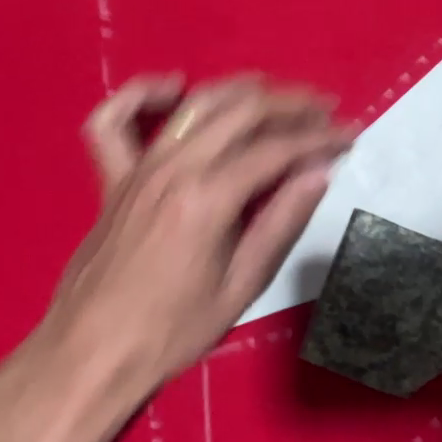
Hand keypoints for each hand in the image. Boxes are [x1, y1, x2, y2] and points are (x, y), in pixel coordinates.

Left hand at [44, 74, 354, 387]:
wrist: (92, 354)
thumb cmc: (173, 330)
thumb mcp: (241, 286)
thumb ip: (281, 222)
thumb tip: (319, 173)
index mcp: (209, 198)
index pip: (277, 150)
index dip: (320, 138)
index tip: (349, 135)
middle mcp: (174, 168)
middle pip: (242, 112)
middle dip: (291, 105)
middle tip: (325, 110)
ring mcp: (139, 167)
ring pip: (195, 105)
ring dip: (241, 91)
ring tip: (276, 93)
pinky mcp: (114, 177)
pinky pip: (114, 121)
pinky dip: (141, 95)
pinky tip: (172, 87)